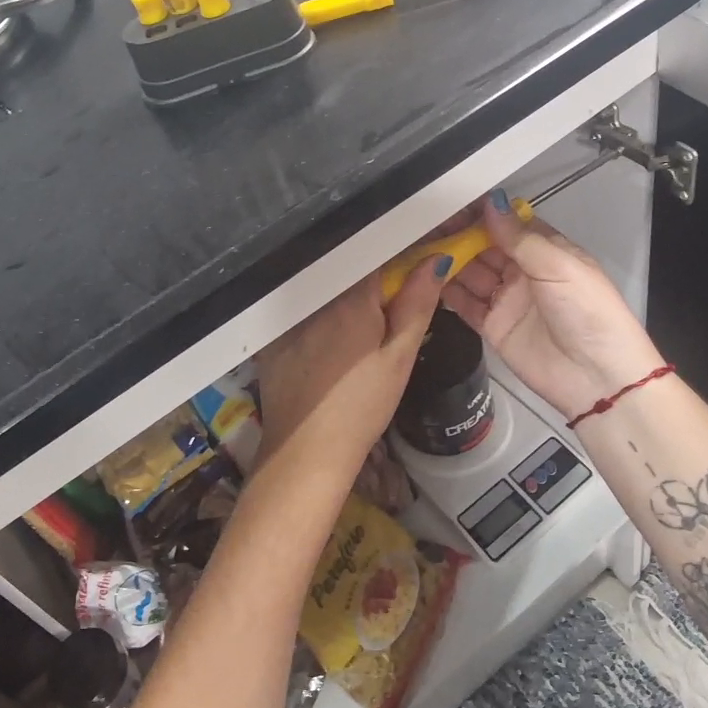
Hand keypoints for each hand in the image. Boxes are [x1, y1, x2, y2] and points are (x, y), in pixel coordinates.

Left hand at [254, 255, 447, 469]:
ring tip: (353, 335)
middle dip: (369, 281)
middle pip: (347, 270)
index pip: (376, 255)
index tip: (410, 274)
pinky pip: (299, 312)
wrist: (306, 452)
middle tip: (384, 314)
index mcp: (350, 297)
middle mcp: (314, 297)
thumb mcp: (400, 358)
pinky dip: (315, 318)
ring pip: (323, 291)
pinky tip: (324, 347)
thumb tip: (436, 260)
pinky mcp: (271, 337)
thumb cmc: (363, 407)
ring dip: (341, 298)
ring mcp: (288, 317)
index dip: (396, 259)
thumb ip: (417, 304)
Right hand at [438, 189, 664, 417]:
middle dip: (460, 235)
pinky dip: (446, 291)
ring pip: (471, 273)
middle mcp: (524, 272)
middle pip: (486, 247)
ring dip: (449, 260)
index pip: (509, 225)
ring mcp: (507, 299)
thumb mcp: (560, 267)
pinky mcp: (493, 327)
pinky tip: (425, 277)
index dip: (483, 214)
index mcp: (547, 251)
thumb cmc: (588, 312)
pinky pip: (465, 304)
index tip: (451, 202)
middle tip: (426, 223)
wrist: (597, 379)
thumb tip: (491, 202)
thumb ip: (520, 237)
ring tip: (418, 245)